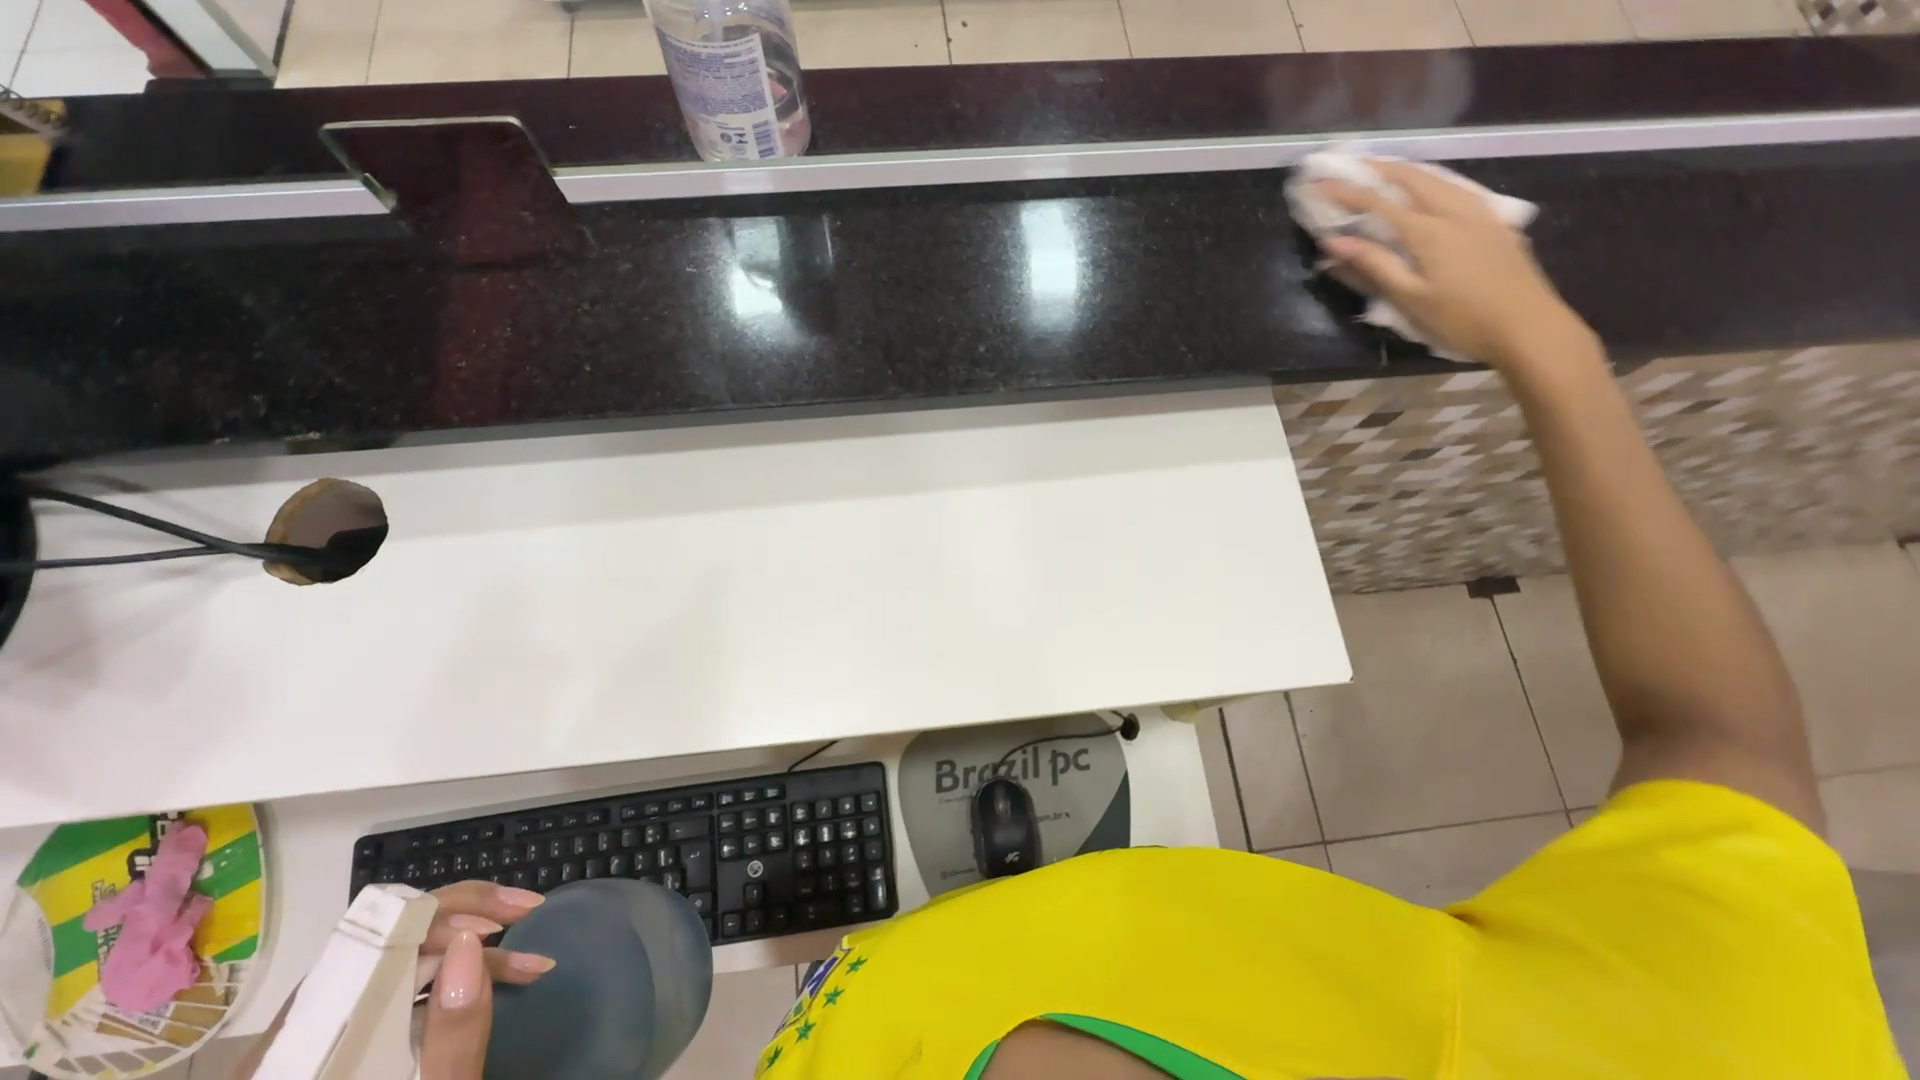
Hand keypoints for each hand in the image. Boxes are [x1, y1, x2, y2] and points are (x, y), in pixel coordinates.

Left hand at [234, 881, 554, 1078]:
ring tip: (532, 965)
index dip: (445, 911)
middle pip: (385, 943)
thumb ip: (451, 1032)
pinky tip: (489, 985)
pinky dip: (448, 982)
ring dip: (468, 953)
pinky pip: (392, 995)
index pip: (373, 938)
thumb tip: (471, 941)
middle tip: (532, 913)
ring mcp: (315, 1044)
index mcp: (302, 1043)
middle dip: (468, 921)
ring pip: (394, 966)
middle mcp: (299, 1032)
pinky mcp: (336, 1055)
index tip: (512, 918)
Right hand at [1316, 160, 1596, 371]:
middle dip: (1378, 169)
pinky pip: (1458, 188)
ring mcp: (1479, 214)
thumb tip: (1335, 242)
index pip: (1378, 202)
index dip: (1346, 191)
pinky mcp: (1495, 223)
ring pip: (1439, 178)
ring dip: (1407, 171)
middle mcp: (1454, 211)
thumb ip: (1374, 265)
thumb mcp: (1411, 299)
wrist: (1529, 327)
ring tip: (1386, 171)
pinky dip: (1434, 181)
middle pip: (1412, 178)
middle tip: (1351, 166)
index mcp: (1428, 231)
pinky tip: (1432, 188)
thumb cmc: (1462, 320)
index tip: (1319, 183)